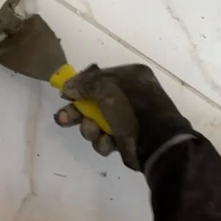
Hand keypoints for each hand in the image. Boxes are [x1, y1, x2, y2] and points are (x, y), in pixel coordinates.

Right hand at [53, 64, 192, 170]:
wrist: (157, 144)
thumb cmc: (134, 110)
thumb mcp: (108, 89)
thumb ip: (85, 85)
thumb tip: (67, 87)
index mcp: (129, 78)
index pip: (97, 77)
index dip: (79, 85)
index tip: (64, 94)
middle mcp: (128, 96)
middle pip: (92, 102)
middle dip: (76, 112)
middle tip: (62, 119)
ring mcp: (127, 119)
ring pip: (95, 123)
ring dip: (90, 129)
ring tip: (94, 132)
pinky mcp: (125, 139)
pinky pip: (105, 139)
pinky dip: (103, 142)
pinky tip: (109, 143)